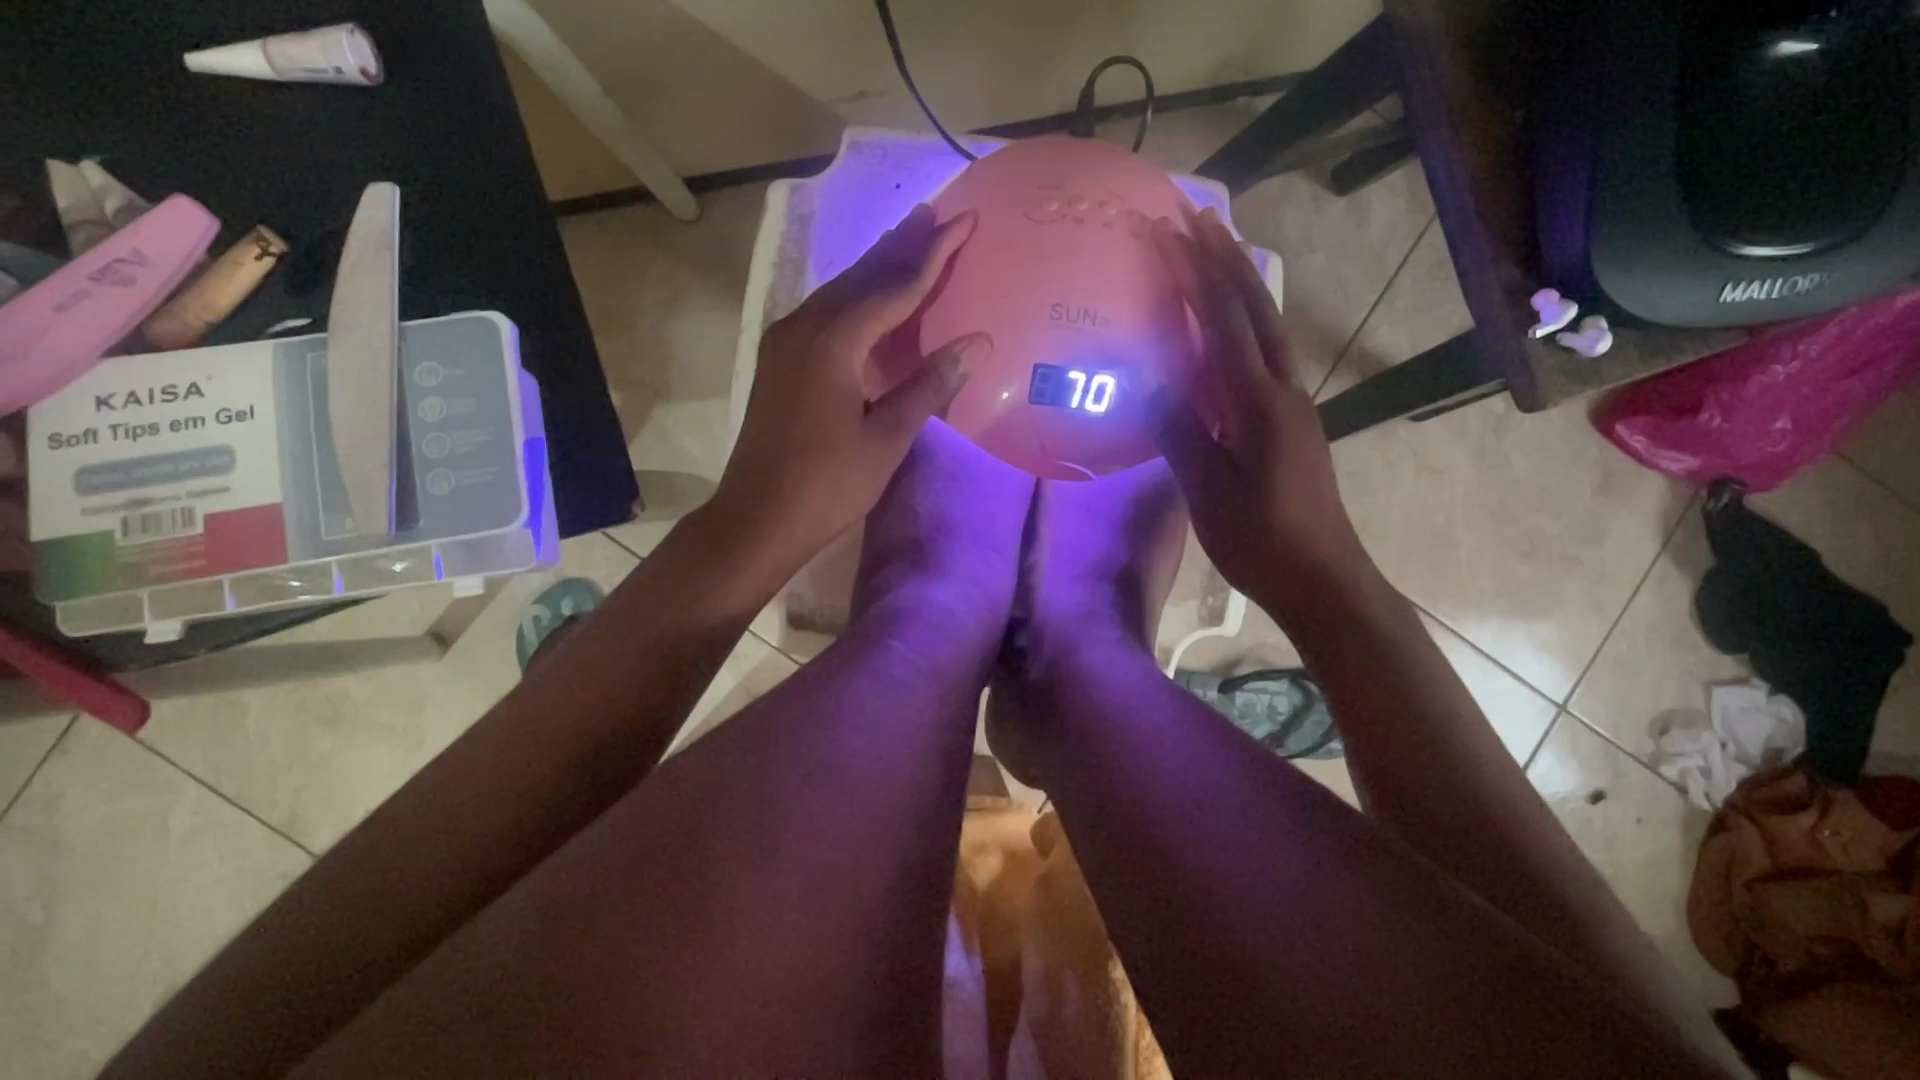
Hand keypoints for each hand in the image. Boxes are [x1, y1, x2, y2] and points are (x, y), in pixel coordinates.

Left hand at [709, 204, 991, 567]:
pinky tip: (867, 295)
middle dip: (903, 245)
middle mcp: (805, 326)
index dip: (936, 254)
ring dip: (877, 265)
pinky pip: (825, 310)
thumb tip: (978, 340)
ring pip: (840, 289)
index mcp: (834, 339)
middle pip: (864, 275)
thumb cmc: (827, 483)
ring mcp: (786, 342)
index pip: (897, 286)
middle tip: (936, 213)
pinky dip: (855, 294)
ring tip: (908, 237)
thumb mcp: (888, 437)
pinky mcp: (779, 360)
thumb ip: (930, 384)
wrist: (757, 518)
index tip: (966, 221)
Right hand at [1148, 208, 1374, 610]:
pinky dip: (1244, 325)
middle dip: (1225, 261)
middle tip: (1197, 218)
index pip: (1223, 324)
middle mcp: (1282, 391)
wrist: (1322, 577)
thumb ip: (1179, 430)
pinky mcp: (1291, 422)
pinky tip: (1226, 327)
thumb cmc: (1260, 539)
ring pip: (1266, 330)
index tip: (1168, 233)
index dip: (1195, 276)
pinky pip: (1265, 357)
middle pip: (1255, 311)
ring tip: (1214, 252)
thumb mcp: (1207, 489)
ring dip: (1240, 286)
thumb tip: (1148, 379)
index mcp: (1258, 404)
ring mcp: (1293, 405)